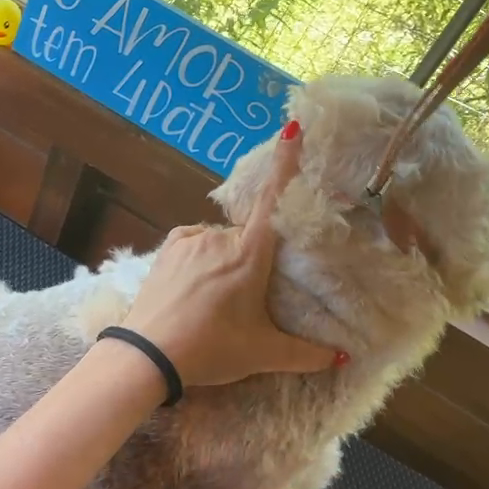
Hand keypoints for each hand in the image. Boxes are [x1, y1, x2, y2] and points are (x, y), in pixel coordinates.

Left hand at [118, 122, 339, 387]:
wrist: (148, 356)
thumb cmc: (211, 350)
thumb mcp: (261, 354)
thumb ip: (303, 353)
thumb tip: (340, 359)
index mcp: (249, 254)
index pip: (274, 201)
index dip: (286, 164)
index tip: (294, 128)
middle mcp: (220, 237)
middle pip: (248, 235)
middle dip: (253, 256)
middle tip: (247, 297)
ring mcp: (189, 241)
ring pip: (219, 240)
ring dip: (225, 259)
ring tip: (216, 301)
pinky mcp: (166, 249)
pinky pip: (193, 242)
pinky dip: (200, 255)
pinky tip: (197, 283)